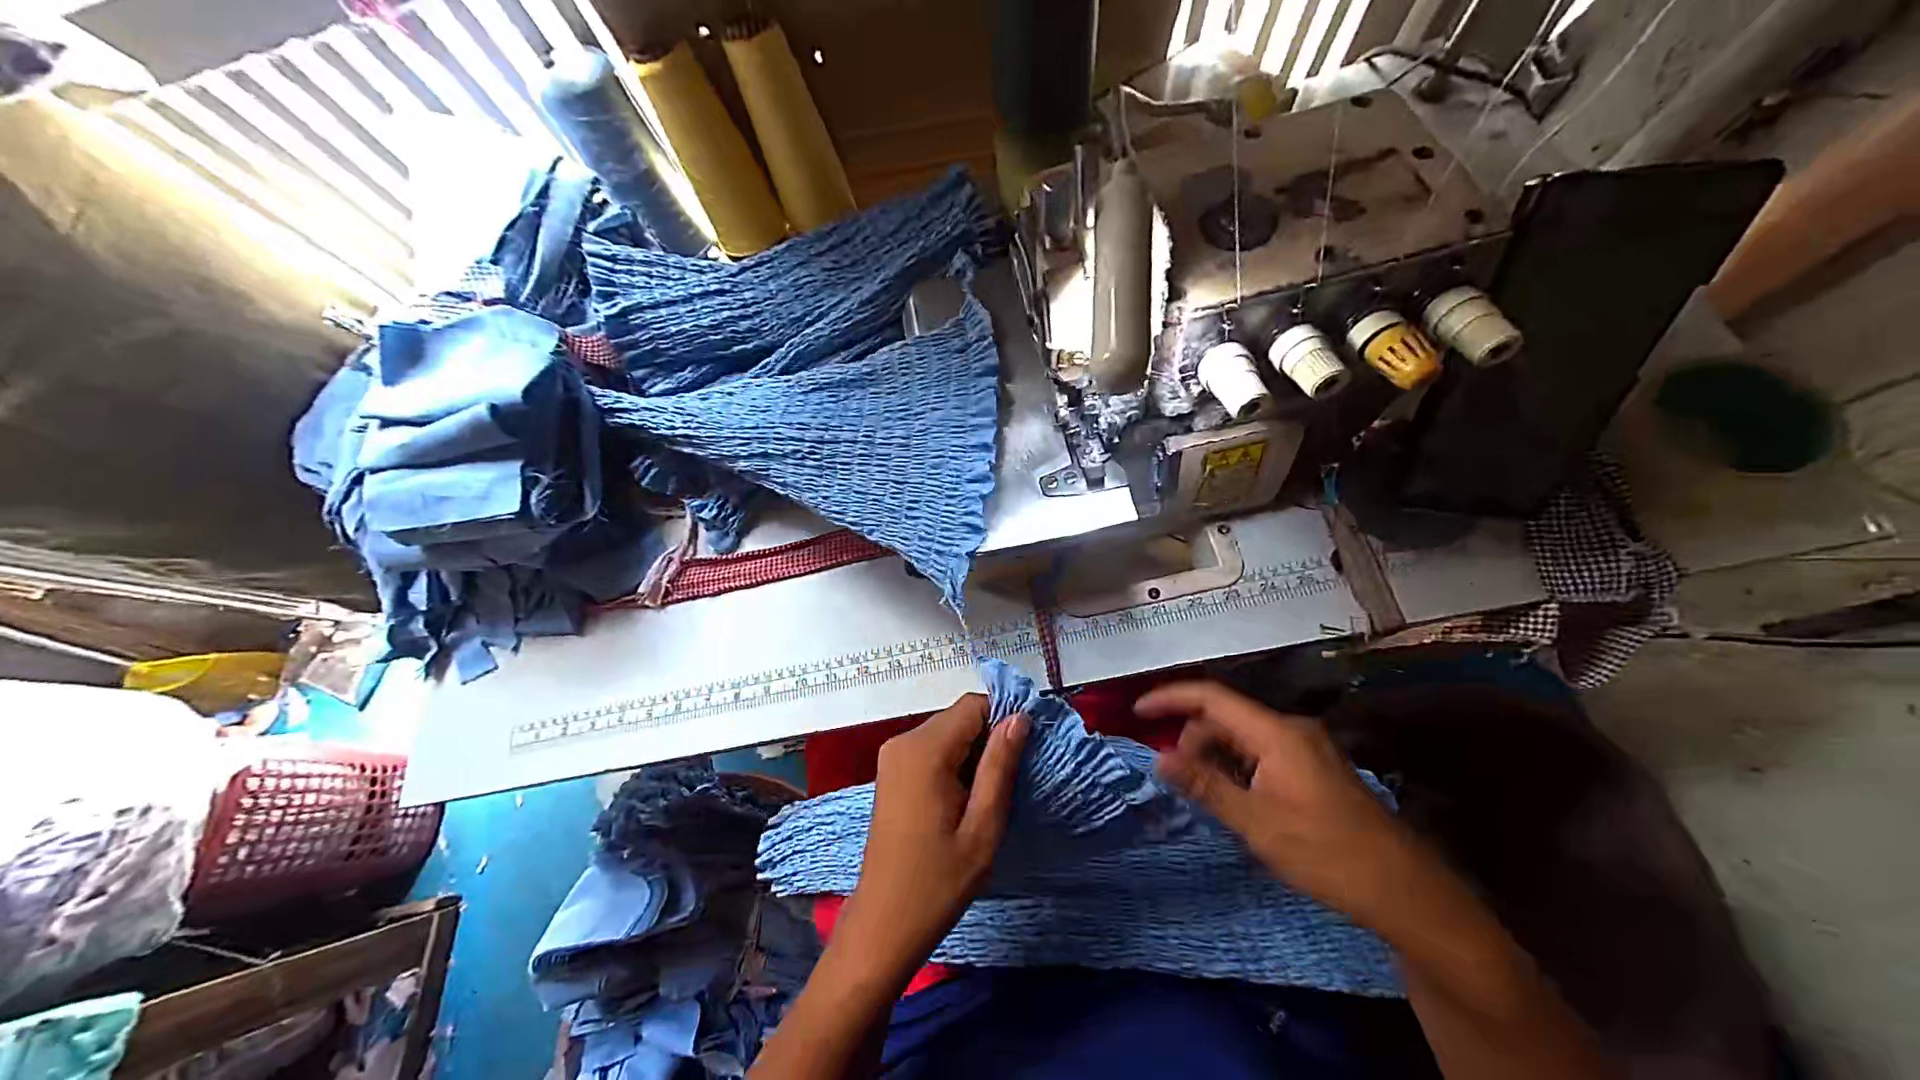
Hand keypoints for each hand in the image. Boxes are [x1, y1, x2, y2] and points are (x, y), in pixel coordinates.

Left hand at [834, 694, 1028, 982]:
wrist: (884, 923)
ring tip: (989, 795)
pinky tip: (965, 800)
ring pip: (947, 732)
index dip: (1005, 717)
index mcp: (925, 750)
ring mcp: (892, 756)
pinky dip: (954, 763)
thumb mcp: (983, 826)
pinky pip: (931, 749)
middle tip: (1013, 779)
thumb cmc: (939, 881)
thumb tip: (1020, 717)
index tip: (1028, 748)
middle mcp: (903, 741)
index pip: (974, 705)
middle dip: (990, 738)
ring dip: (974, 753)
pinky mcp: (891, 773)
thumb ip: (1000, 766)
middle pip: (959, 717)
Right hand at [1138, 680, 1420, 927]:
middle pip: (1227, 717)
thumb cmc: (1325, 852)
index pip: (1212, 697)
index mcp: (1277, 733)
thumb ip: (1205, 785)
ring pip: (1244, 736)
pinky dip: (1238, 767)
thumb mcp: (1255, 822)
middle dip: (1194, 739)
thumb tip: (1160, 759)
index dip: (1171, 699)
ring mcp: (1307, 747)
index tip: (1138, 712)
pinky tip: (1236, 799)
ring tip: (1207, 796)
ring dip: (1216, 757)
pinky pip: (1263, 752)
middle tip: (1178, 778)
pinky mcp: (1315, 767)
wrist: (1403, 890)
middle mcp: (1292, 729)